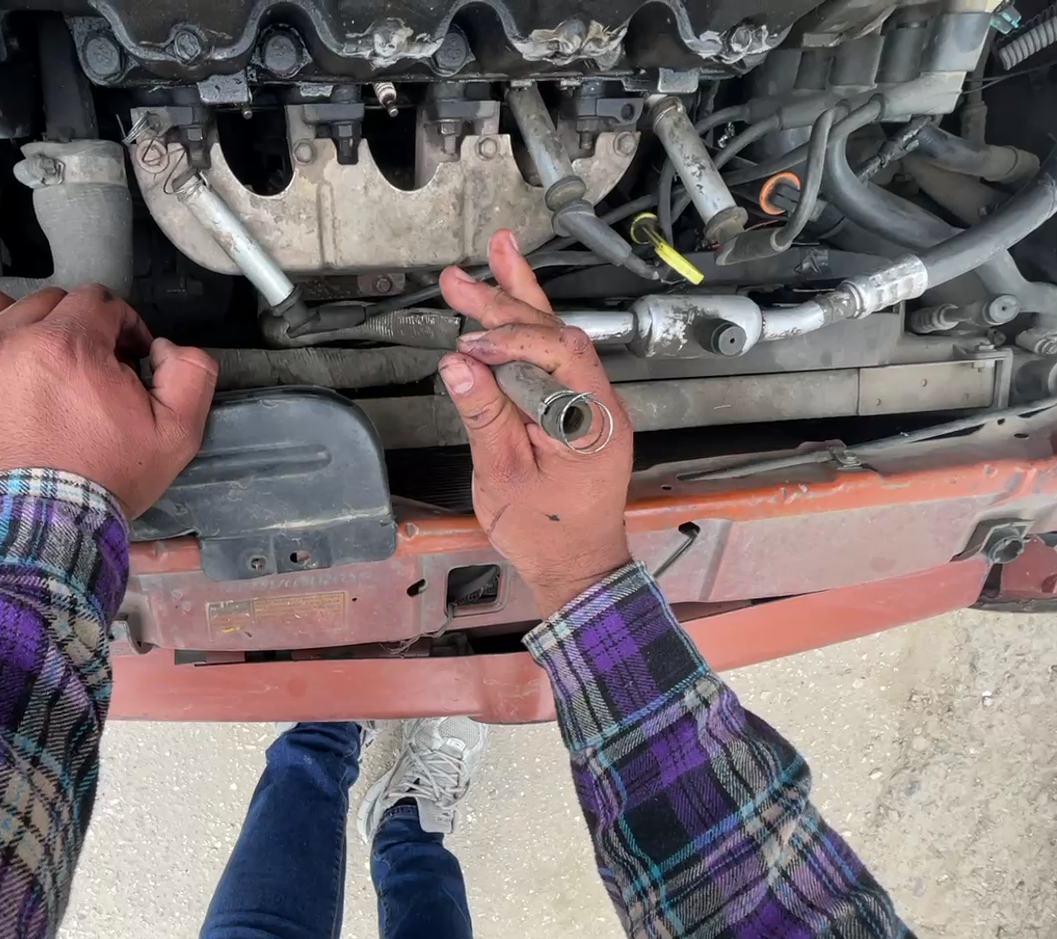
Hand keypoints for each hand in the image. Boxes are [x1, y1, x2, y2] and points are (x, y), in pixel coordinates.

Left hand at [0, 286, 217, 515]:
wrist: (41, 530)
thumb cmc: (105, 481)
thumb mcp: (176, 436)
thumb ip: (189, 375)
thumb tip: (166, 345)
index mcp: (70, 345)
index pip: (99, 303)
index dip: (119, 329)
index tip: (123, 362)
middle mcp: (7, 339)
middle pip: (46, 303)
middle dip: (73, 332)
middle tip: (82, 377)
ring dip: (15, 329)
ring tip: (28, 372)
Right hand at [437, 231, 633, 614]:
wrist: (577, 566)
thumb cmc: (544, 533)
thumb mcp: (505, 476)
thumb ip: (484, 415)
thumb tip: (457, 364)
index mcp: (591, 419)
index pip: (556, 353)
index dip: (508, 340)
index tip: (466, 346)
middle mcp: (599, 403)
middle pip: (554, 336)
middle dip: (504, 304)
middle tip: (459, 280)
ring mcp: (590, 405)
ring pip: (556, 341)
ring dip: (520, 302)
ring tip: (496, 254)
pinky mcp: (576, 412)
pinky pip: (552, 364)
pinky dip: (526, 335)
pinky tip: (509, 305)